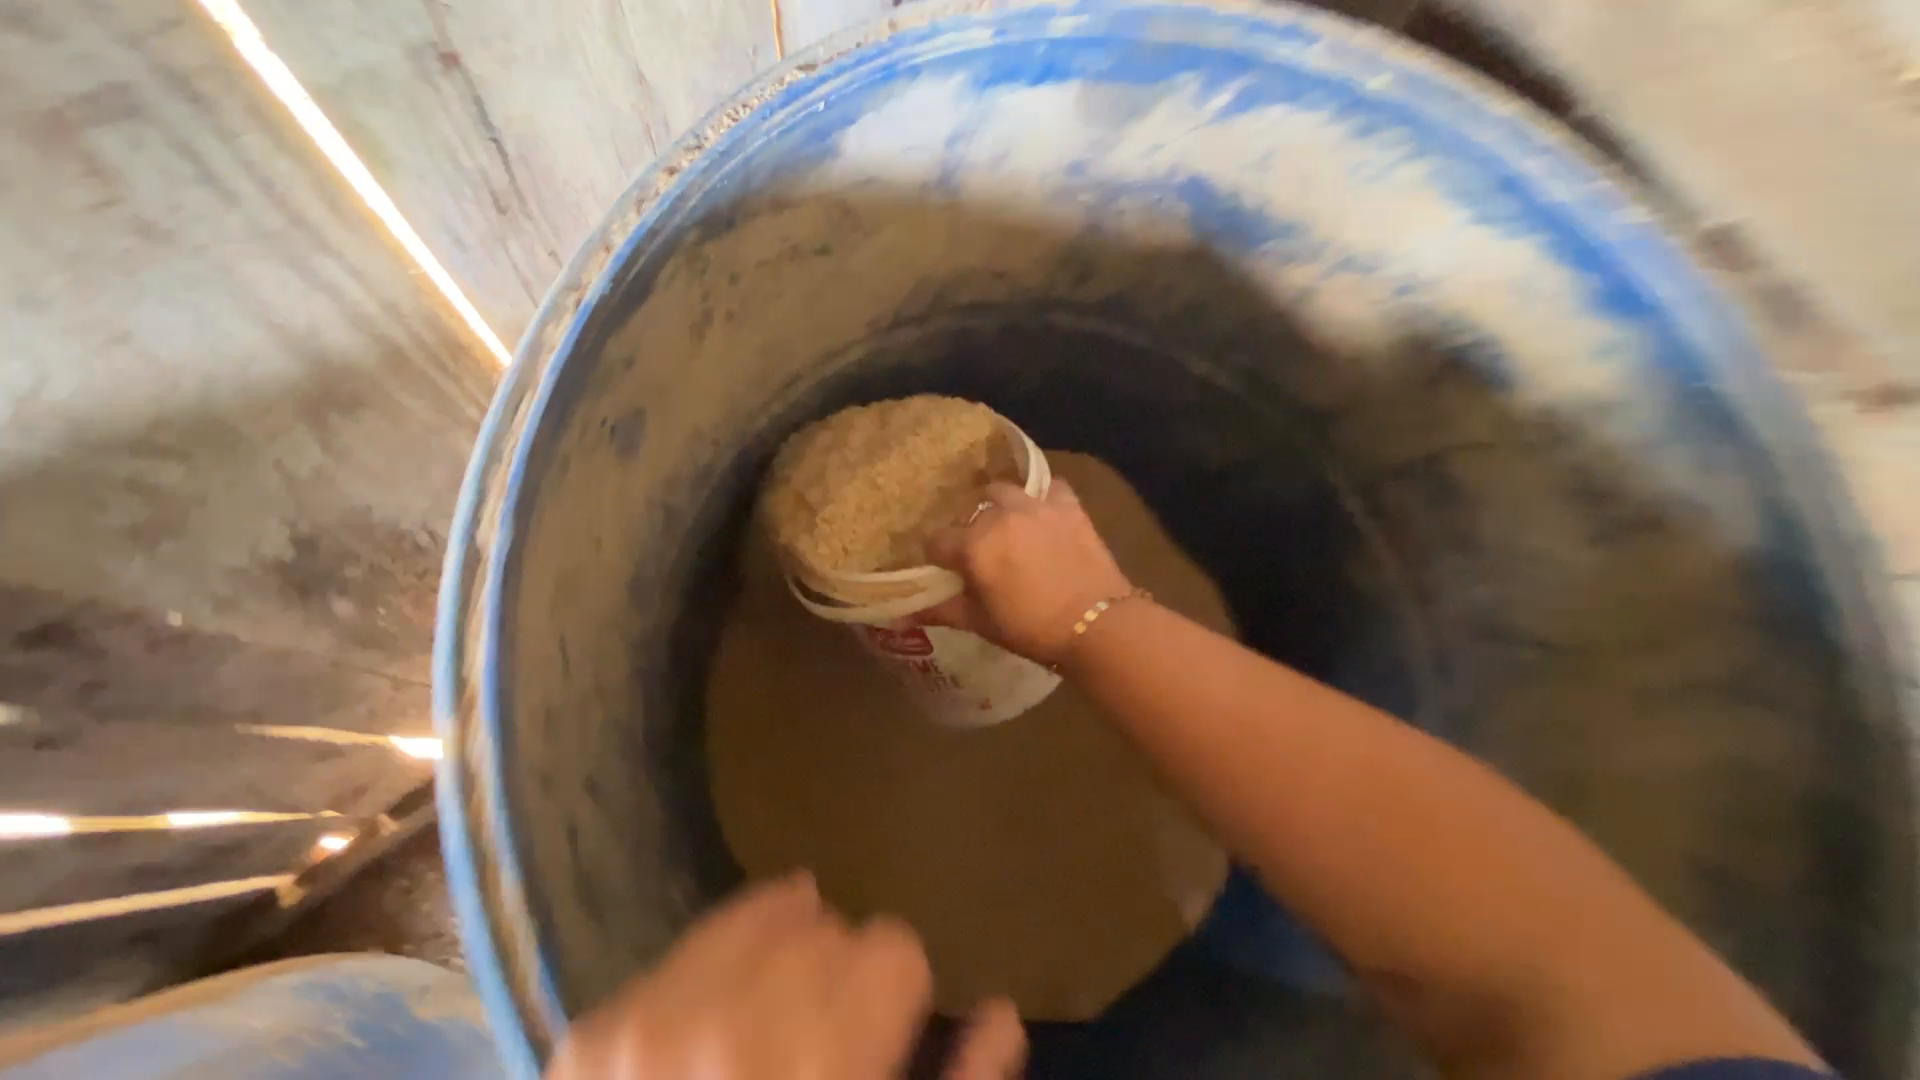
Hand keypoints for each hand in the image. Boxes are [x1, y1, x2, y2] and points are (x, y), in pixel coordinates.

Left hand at [545, 874, 1025, 1079]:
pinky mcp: (590, 1035)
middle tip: (830, 1027)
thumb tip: (999, 1014)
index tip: (888, 1021)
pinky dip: (715, 970)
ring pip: (754, 917)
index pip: (892, 948)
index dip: (900, 986)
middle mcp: (734, 1024)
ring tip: (780, 1003)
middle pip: (825, 928)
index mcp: (823, 1060)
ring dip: (782, 950)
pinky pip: (685, 950)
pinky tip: (720, 1012)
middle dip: (841, 970)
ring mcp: (651, 1024)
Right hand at [924, 476, 1133, 666]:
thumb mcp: (981, 623)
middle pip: (970, 510)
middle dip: (969, 527)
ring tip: (1006, 525)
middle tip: (980, 550)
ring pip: (1003, 491)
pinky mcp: (1068, 505)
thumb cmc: (1032, 629)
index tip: (946, 569)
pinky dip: (1041, 497)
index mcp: (972, 545)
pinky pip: (1048, 487)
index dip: (938, 556)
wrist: (1097, 624)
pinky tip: (1042, 513)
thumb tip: (899, 617)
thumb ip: (940, 610)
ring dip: (998, 505)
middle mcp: (999, 515)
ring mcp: (1035, 505)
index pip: (937, 541)